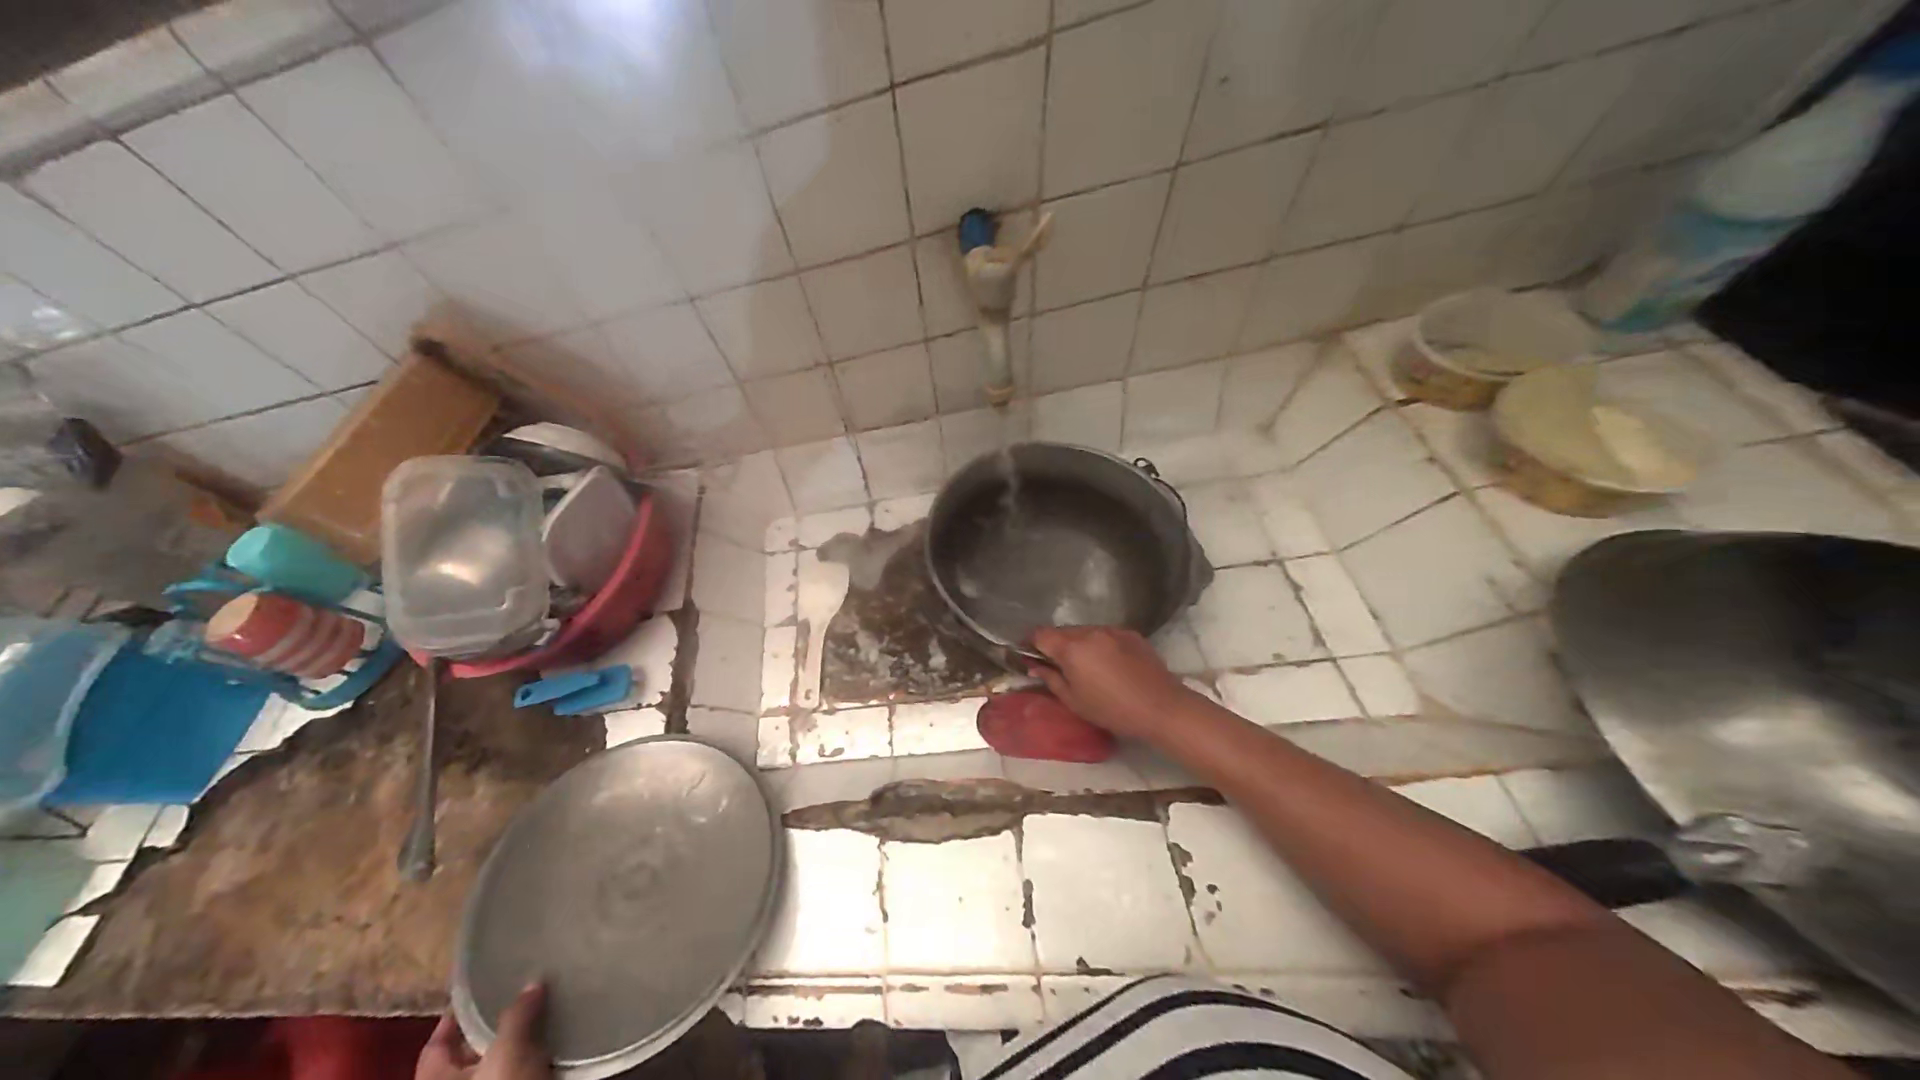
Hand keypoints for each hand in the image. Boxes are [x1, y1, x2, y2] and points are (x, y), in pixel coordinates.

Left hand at [417, 983, 550, 1079]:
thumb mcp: (509, 1051)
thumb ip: (518, 1015)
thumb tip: (532, 983)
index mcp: (436, 1079)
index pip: (436, 1044)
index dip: (454, 1016)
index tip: (477, 989)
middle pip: (469, 1051)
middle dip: (495, 1024)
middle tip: (521, 994)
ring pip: (498, 1061)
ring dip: (518, 1041)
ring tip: (543, 1012)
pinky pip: (518, 1070)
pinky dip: (532, 1058)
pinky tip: (553, 1038)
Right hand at [1028, 626, 1196, 739]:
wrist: (1161, 707)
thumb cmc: (1112, 710)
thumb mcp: (1074, 701)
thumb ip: (1051, 679)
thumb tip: (1034, 666)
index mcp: (1072, 648)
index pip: (1040, 634)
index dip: (1031, 644)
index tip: (1030, 657)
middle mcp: (1090, 632)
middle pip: (1062, 631)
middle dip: (1055, 644)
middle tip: (1058, 666)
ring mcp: (1112, 630)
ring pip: (1084, 631)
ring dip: (1078, 644)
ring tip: (1086, 666)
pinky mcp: (1131, 634)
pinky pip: (1105, 634)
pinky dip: (1099, 644)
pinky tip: (1109, 664)